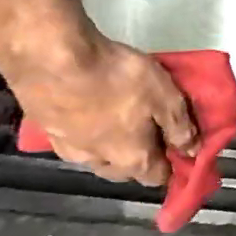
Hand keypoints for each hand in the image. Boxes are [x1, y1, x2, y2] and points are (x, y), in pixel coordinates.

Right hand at [0, 28, 196, 186]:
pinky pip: (74, 139)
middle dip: (142, 158)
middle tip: (153, 131)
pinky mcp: (43, 127)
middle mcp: (97, 161)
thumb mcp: (165, 98)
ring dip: (112, 147)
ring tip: (122, 121)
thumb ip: (181, 127)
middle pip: (126, 171)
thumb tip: (193, 152)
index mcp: (131, 159)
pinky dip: (87, 132)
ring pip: (97, 157)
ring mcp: (65, 147)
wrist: (49, 57)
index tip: (180, 149)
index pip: (157, 178)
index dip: (173, 166)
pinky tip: (89, 113)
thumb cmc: (117, 78)